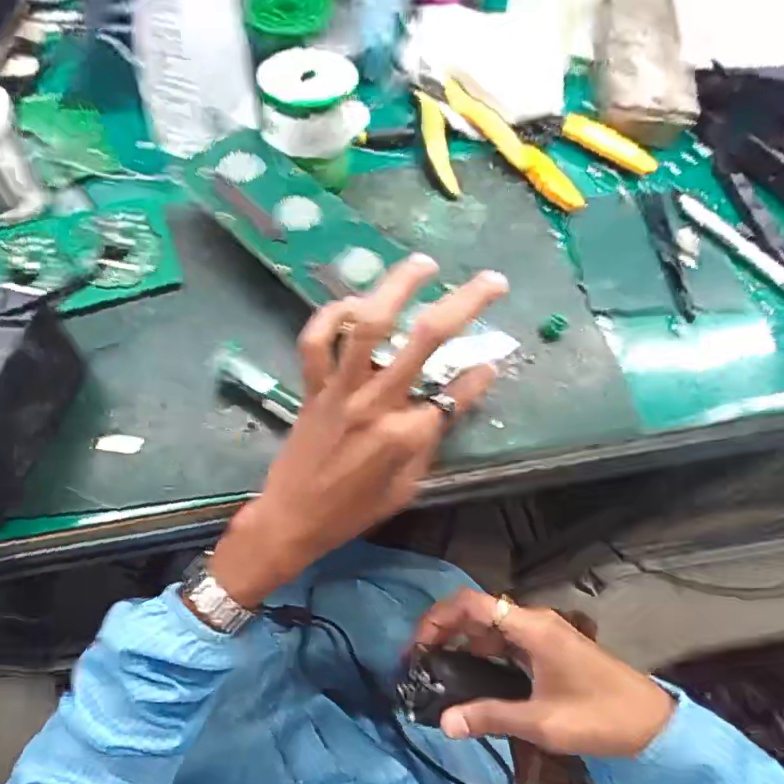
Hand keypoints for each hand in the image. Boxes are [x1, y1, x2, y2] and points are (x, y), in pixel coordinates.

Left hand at [209, 256, 509, 606]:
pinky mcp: (310, 390)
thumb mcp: (405, 488)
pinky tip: (350, 304)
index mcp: (406, 435)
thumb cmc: (351, 512)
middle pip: (427, 339)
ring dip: (397, 287)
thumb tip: (454, 400)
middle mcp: (375, 403)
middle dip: (466, 303)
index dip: (479, 373)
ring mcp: (339, 392)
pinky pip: (315, 344)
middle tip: (492, 281)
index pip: (457, 391)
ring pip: (368, 326)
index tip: (490, 362)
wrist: (291, 519)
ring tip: (423, 264)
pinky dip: (328, 318)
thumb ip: (430, 443)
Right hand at [410, 589, 675, 757]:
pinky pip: (501, 640)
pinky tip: (468, 676)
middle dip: (442, 631)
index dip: (438, 618)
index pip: (471, 603)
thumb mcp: (541, 722)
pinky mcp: (546, 648)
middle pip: (474, 611)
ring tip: (438, 670)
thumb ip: (489, 717)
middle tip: (420, 661)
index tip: (418, 645)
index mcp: (531, 628)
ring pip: (486, 626)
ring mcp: (541, 634)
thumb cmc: (601, 718)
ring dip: (459, 642)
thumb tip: (444, 723)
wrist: (656, 728)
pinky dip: (479, 651)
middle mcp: (533, 622)